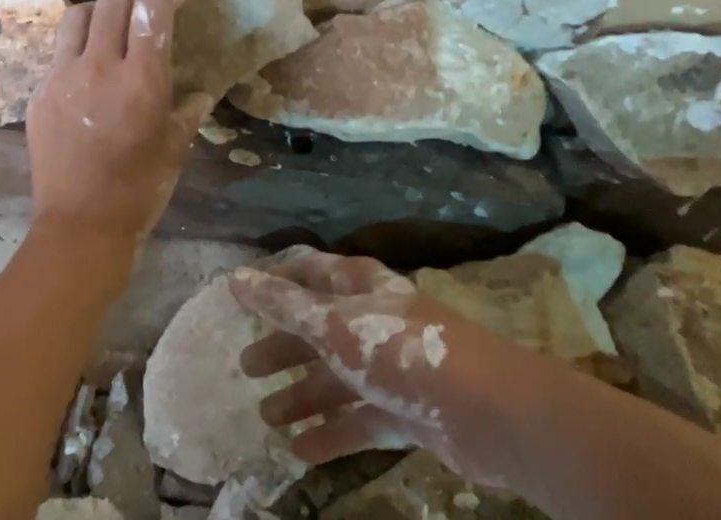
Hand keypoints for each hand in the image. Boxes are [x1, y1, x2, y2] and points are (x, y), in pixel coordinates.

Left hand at [26, 0, 215, 245]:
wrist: (80, 223)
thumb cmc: (139, 189)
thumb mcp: (175, 148)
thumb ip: (188, 111)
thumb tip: (200, 92)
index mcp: (142, 79)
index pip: (150, 11)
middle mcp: (100, 66)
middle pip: (111, 1)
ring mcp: (63, 76)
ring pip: (77, 16)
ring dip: (97, 10)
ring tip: (107, 23)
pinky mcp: (40, 92)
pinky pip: (58, 52)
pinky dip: (76, 46)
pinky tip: (85, 67)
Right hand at [229, 250, 512, 486]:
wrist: (485, 411)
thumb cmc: (400, 351)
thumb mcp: (333, 323)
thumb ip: (282, 304)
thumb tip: (235, 276)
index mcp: (360, 286)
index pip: (312, 271)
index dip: (279, 279)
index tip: (245, 293)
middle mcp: (375, 320)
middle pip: (320, 329)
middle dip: (284, 347)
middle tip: (247, 366)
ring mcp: (393, 368)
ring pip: (338, 378)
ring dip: (303, 395)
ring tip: (266, 416)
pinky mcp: (408, 412)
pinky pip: (360, 420)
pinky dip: (331, 433)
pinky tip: (300, 450)